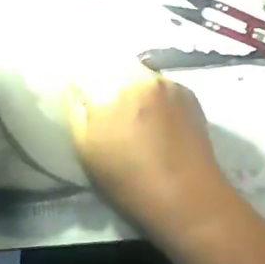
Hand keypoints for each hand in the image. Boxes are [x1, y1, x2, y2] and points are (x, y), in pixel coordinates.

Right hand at [65, 63, 236, 232]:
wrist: (187, 197)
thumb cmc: (127, 179)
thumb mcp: (86, 149)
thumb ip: (76, 109)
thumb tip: (74, 85)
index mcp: (112, 87)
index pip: (86, 70)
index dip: (80, 84)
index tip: (80, 100)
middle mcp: (142, 76)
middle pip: (114, 66)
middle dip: (105, 81)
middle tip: (105, 110)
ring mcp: (169, 83)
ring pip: (139, 74)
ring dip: (130, 87)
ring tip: (131, 115)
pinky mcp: (189, 95)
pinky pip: (161, 85)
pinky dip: (152, 95)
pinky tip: (155, 119)